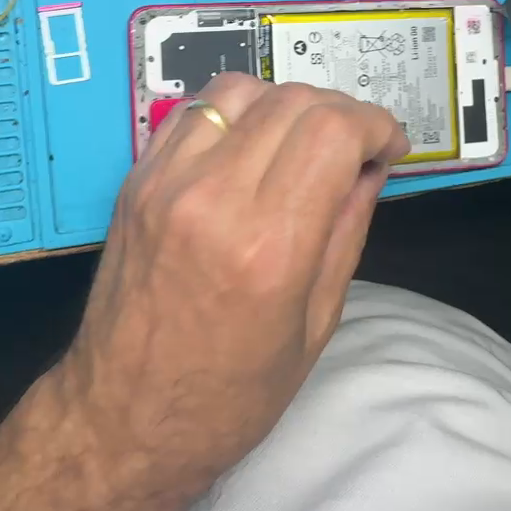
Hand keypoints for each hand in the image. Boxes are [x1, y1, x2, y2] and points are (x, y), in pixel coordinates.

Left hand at [54, 73, 408, 490]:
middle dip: (341, 112)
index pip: (334, 130)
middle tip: (354, 147)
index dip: (376, 125)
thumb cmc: (229, 396)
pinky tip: (250, 144)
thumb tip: (371, 166)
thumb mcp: (315, 326)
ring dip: (286, 104)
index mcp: (270, 246)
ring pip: (242, 89)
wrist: (121, 420)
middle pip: (294, 100)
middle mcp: (214, 198)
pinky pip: (195, 110)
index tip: (389, 148)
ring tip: (300, 142)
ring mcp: (165, 181)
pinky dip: (237, 111)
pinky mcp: (136, 179)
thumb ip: (348, 229)